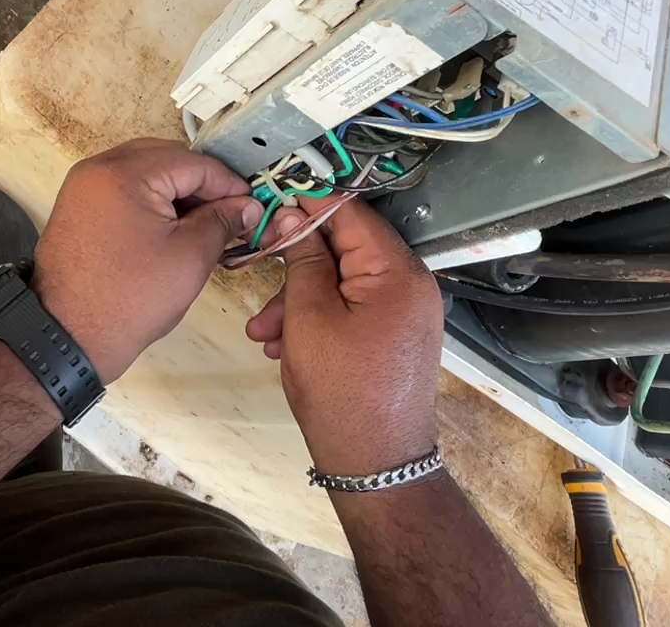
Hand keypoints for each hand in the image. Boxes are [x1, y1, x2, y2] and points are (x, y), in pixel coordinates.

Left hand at [33, 138, 260, 380]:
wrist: (66, 337)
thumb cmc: (128, 300)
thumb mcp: (190, 257)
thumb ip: (222, 221)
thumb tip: (246, 205)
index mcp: (125, 173)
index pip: (192, 163)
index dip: (228, 183)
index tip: (251, 204)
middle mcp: (99, 168)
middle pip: (167, 158)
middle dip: (202, 183)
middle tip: (230, 212)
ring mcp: (84, 185)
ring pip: (145, 170)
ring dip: (177, 189)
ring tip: (204, 222)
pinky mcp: (79, 204)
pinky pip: (125, 186)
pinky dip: (151, 198)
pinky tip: (172, 225)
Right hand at [245, 196, 444, 475]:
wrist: (376, 468)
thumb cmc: (340, 389)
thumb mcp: (309, 316)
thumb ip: (301, 258)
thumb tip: (291, 216)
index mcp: (397, 272)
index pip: (351, 213)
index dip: (309, 202)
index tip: (271, 200)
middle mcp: (410, 284)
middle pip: (344, 249)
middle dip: (296, 264)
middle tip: (258, 272)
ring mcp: (405, 311)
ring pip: (342, 282)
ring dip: (299, 298)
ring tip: (263, 332)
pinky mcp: (395, 334)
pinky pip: (352, 308)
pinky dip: (318, 318)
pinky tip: (283, 343)